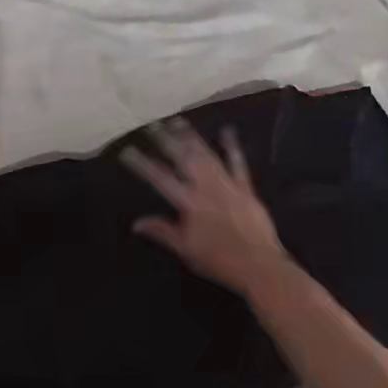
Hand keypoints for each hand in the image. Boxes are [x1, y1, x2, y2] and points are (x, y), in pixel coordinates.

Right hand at [121, 119, 292, 295]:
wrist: (258, 265)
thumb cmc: (219, 260)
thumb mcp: (185, 249)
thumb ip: (162, 232)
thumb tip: (136, 223)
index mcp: (189, 203)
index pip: (160, 179)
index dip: (143, 164)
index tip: (128, 151)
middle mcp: (206, 187)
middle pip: (183, 159)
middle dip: (166, 140)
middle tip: (154, 125)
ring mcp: (226, 184)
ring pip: (206, 156)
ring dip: (191, 137)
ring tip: (179, 121)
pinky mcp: (245, 187)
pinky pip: (237, 163)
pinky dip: (231, 147)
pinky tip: (227, 131)